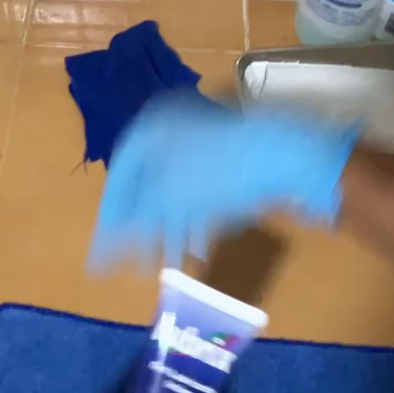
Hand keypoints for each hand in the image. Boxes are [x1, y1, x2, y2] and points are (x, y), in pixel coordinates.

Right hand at [89, 93, 359, 266]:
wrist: (292, 155)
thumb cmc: (222, 169)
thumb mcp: (171, 196)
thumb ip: (136, 220)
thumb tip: (106, 243)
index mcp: (155, 125)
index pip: (121, 171)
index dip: (111, 214)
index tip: (102, 251)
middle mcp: (177, 127)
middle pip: (149, 183)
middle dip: (142, 228)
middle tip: (133, 266)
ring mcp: (208, 141)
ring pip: (178, 190)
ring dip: (170, 230)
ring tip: (168, 267)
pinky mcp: (233, 158)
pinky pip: (203, 192)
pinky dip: (196, 221)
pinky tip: (199, 251)